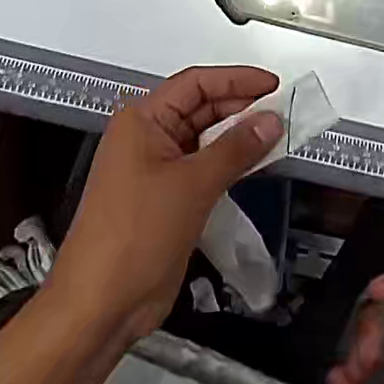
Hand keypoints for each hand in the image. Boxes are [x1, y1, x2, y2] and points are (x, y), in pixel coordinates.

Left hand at [0, 65, 283, 383]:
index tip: (271, 84)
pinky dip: (230, 163)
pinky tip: (256, 164)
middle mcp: (147, 138)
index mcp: (141, 121)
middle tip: (282, 112)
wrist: (101, 303)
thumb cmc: (132, 237)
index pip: (195, 84)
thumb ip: (235, 149)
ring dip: (238, 137)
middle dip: (241, 108)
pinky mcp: (168, 197)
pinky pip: (204, 167)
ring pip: (205, 139)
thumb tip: (269, 121)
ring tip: (277, 135)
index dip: (235, 79)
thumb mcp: (192, 185)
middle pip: (201, 108)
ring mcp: (157, 168)